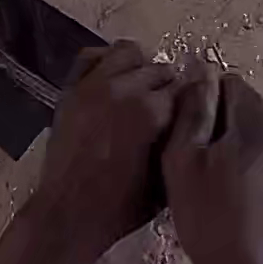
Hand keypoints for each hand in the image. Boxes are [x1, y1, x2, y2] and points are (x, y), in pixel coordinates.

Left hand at [28, 41, 178, 261]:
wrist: (70, 210)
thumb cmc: (123, 204)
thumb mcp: (167, 176)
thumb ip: (181, 139)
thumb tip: (190, 116)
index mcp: (152, 111)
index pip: (184, 88)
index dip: (191, 100)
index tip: (192, 108)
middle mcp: (124, 89)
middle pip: (158, 69)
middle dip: (167, 86)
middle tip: (166, 105)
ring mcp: (93, 85)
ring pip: (126, 53)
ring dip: (139, 67)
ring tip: (140, 87)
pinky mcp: (71, 88)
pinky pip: (90, 57)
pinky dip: (105, 61)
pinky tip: (112, 78)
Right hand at [161, 67, 262, 263]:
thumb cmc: (210, 218)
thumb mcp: (184, 157)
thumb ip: (193, 107)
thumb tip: (198, 67)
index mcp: (261, 120)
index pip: (225, 81)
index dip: (198, 102)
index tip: (182, 134)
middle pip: (241, 104)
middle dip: (215, 121)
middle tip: (191, 160)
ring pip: (252, 129)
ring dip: (230, 142)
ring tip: (209, 179)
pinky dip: (246, 161)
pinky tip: (231, 192)